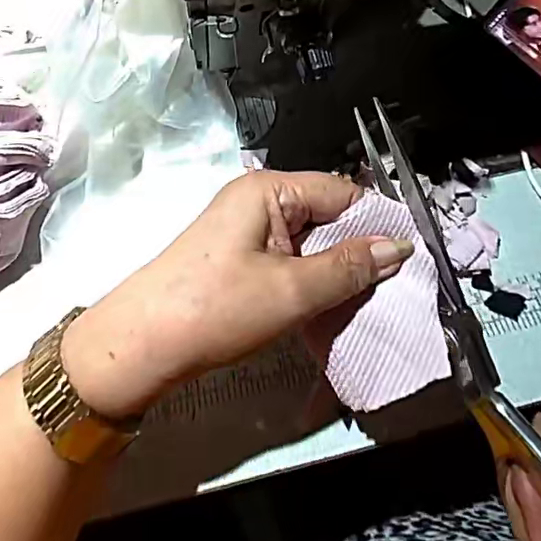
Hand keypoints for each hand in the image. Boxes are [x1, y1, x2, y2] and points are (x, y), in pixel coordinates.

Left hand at [60, 171, 412, 418]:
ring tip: (365, 295)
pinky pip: (290, 255)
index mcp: (269, 189)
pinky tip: (328, 300)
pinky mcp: (239, 254)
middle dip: (357, 246)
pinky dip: (311, 275)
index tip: (405, 256)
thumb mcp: (292, 291)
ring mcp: (246, 226)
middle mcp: (258, 198)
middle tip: (390, 281)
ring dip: (335, 265)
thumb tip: (398, 248)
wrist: (135, 350)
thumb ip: (349, 267)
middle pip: (326, 212)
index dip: (375, 222)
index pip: (341, 191)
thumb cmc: (215, 310)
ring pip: (310, 237)